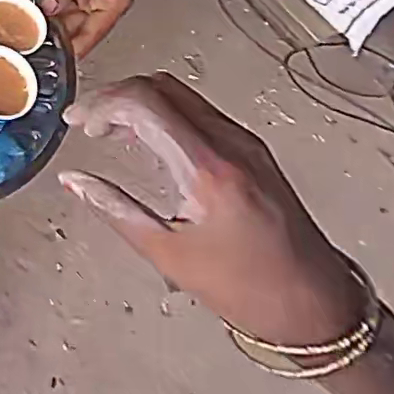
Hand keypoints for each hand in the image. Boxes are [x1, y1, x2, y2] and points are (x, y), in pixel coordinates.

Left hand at [41, 0, 144, 59]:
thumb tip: (49, 7)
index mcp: (113, 5)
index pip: (91, 36)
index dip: (73, 49)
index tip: (54, 60)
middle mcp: (104, 7)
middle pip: (78, 31)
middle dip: (56, 36)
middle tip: (32, 41)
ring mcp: (92, 2)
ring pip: (69, 20)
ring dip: (51, 23)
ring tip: (29, 28)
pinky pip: (65, 7)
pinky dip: (51, 8)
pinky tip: (35, 11)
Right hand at [60, 73, 363, 346]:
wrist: (319, 307)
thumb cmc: (249, 290)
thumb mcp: (169, 255)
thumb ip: (114, 209)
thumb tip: (74, 181)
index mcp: (207, 168)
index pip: (143, 103)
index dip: (101, 104)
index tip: (77, 122)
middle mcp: (229, 143)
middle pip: (159, 86)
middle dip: (114, 96)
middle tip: (87, 121)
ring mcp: (244, 142)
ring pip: (178, 93)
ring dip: (136, 102)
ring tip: (107, 129)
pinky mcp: (251, 150)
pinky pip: (196, 111)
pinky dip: (160, 113)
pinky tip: (144, 138)